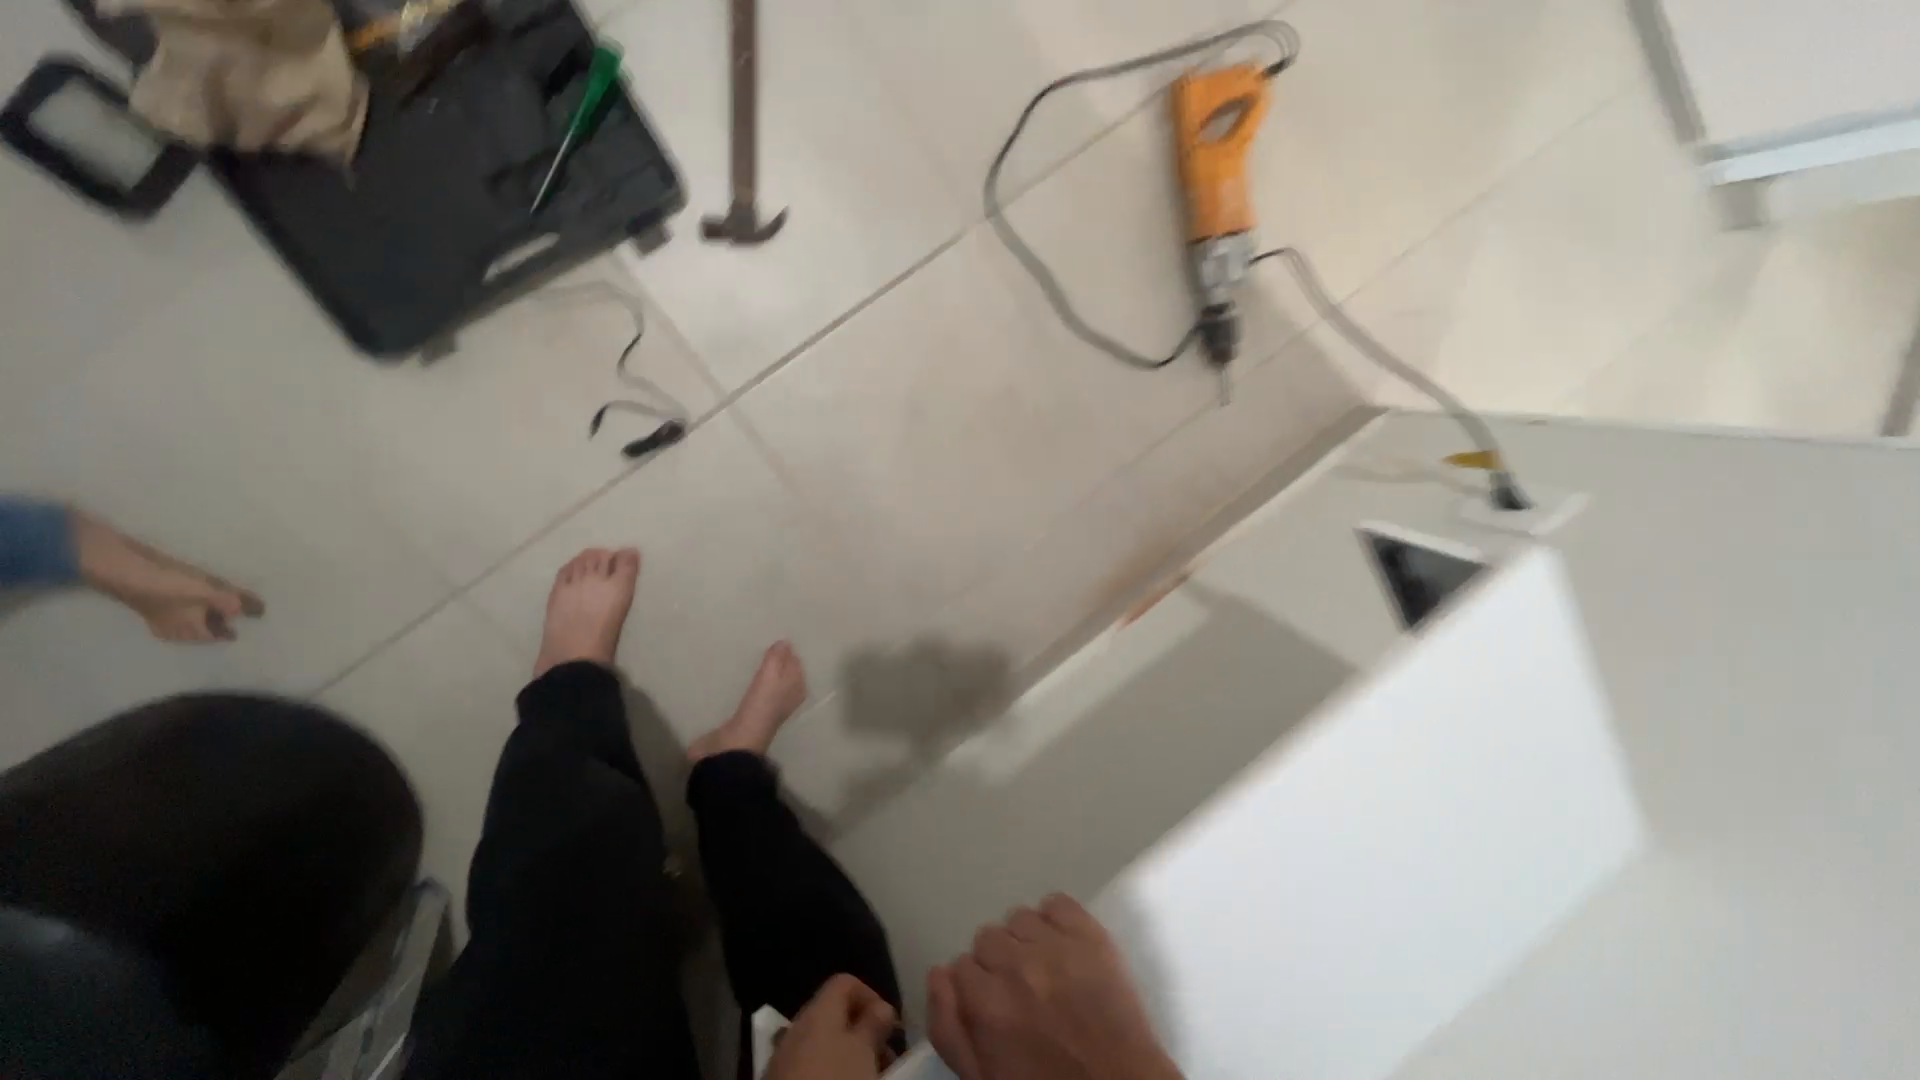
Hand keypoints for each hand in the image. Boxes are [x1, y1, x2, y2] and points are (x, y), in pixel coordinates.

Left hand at [767, 974, 898, 1079]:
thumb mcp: (865, 1052)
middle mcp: (796, 1026)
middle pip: (833, 1014)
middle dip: (861, 1031)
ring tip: (866, 1075)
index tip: (888, 1026)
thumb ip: (874, 1025)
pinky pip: (808, 1065)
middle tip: (883, 1057)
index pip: (845, 982)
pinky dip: (827, 1070)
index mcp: (817, 1011)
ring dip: (845, 1054)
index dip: (871, 997)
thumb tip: (881, 1008)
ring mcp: (782, 1056)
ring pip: (821, 1043)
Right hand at [927, 893, 1178, 1079]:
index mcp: (985, 1003)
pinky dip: (1056, 917)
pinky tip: (1063, 943)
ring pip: (1020, 919)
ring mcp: (1055, 946)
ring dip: (1027, 939)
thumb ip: (948, 1028)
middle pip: (987, 938)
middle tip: (1022, 990)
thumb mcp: (982, 1077)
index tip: (995, 1004)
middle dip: (999, 962)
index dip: (977, 988)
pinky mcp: (1091, 935)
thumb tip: (938, 974)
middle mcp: (1015, 966)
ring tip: (1045, 967)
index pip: (960, 966)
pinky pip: (1057, 902)